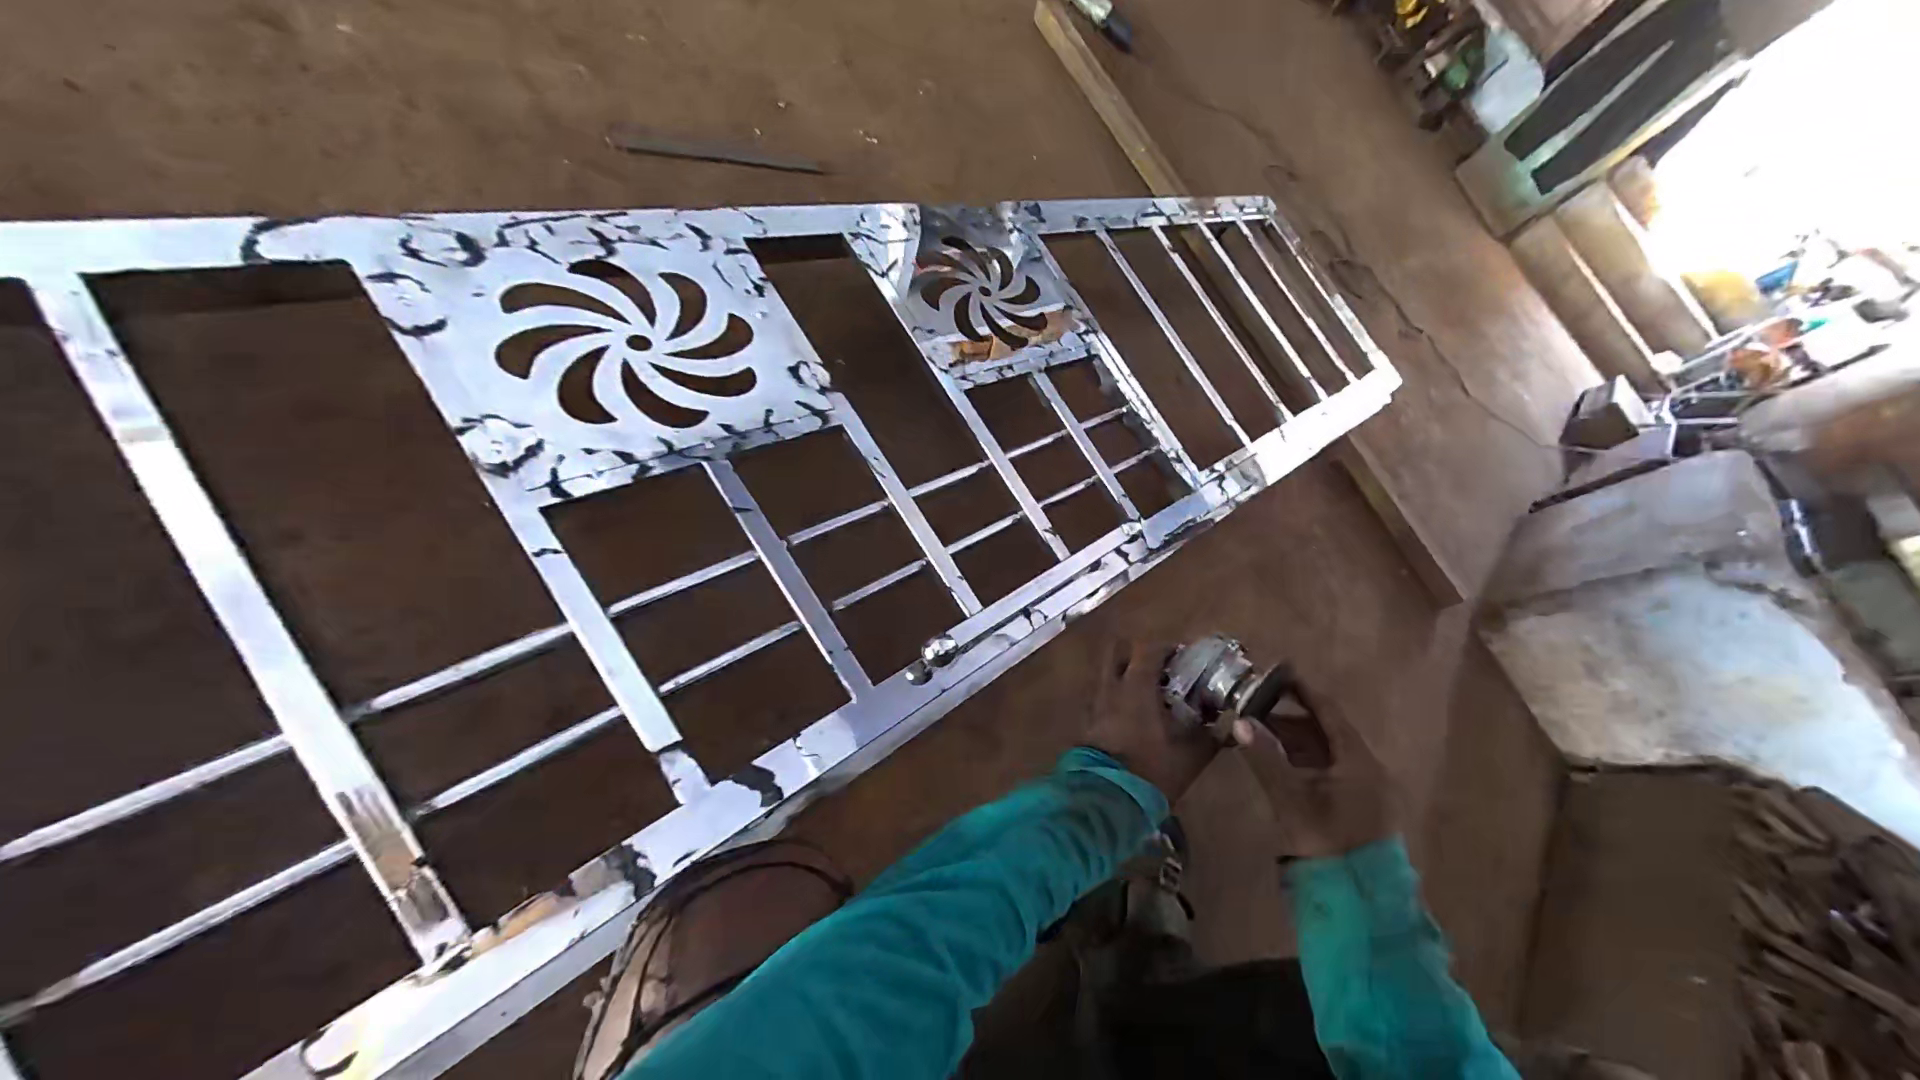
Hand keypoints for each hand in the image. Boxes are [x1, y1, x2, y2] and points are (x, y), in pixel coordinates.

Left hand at [1084, 639, 1219, 802]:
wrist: (1107, 797)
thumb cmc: (1150, 770)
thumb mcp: (1190, 755)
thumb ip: (1211, 736)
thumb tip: (1229, 726)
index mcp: (1135, 686)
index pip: (1148, 649)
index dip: (1167, 648)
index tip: (1183, 656)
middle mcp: (1111, 687)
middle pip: (1118, 650)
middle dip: (1138, 652)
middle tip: (1161, 668)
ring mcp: (1095, 702)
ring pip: (1108, 672)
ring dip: (1126, 674)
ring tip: (1149, 692)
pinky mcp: (1088, 721)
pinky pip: (1102, 695)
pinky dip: (1117, 695)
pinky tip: (1133, 715)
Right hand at [1231, 686, 1394, 858]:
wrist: (1361, 901)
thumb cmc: (1328, 842)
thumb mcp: (1291, 798)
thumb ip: (1265, 758)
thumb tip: (1240, 721)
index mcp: (1358, 761)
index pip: (1329, 712)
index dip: (1303, 691)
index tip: (1278, 673)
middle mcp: (1368, 769)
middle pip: (1327, 732)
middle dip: (1290, 718)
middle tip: (1255, 709)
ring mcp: (1367, 790)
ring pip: (1327, 752)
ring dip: (1295, 741)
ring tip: (1259, 735)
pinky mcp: (1360, 807)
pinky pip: (1330, 770)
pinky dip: (1304, 761)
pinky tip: (1280, 764)